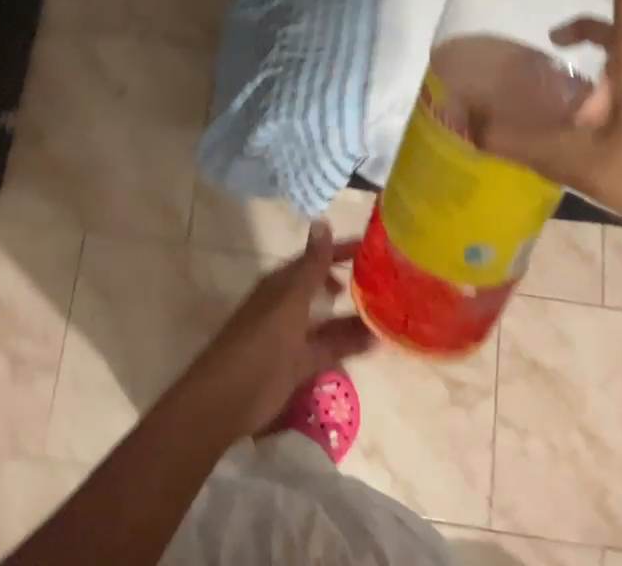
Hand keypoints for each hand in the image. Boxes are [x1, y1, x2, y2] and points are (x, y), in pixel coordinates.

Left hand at [174, 223, 374, 441]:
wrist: (228, 401)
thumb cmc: (259, 345)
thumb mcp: (289, 303)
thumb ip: (310, 268)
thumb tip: (322, 221)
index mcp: (280, 285)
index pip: (315, 258)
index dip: (341, 250)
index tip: (374, 246)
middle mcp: (287, 306)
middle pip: (322, 288)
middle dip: (352, 284)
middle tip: (391, 281)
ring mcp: (292, 336)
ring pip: (328, 320)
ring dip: (355, 317)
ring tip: (393, 313)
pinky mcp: (298, 365)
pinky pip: (328, 348)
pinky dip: (349, 345)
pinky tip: (377, 343)